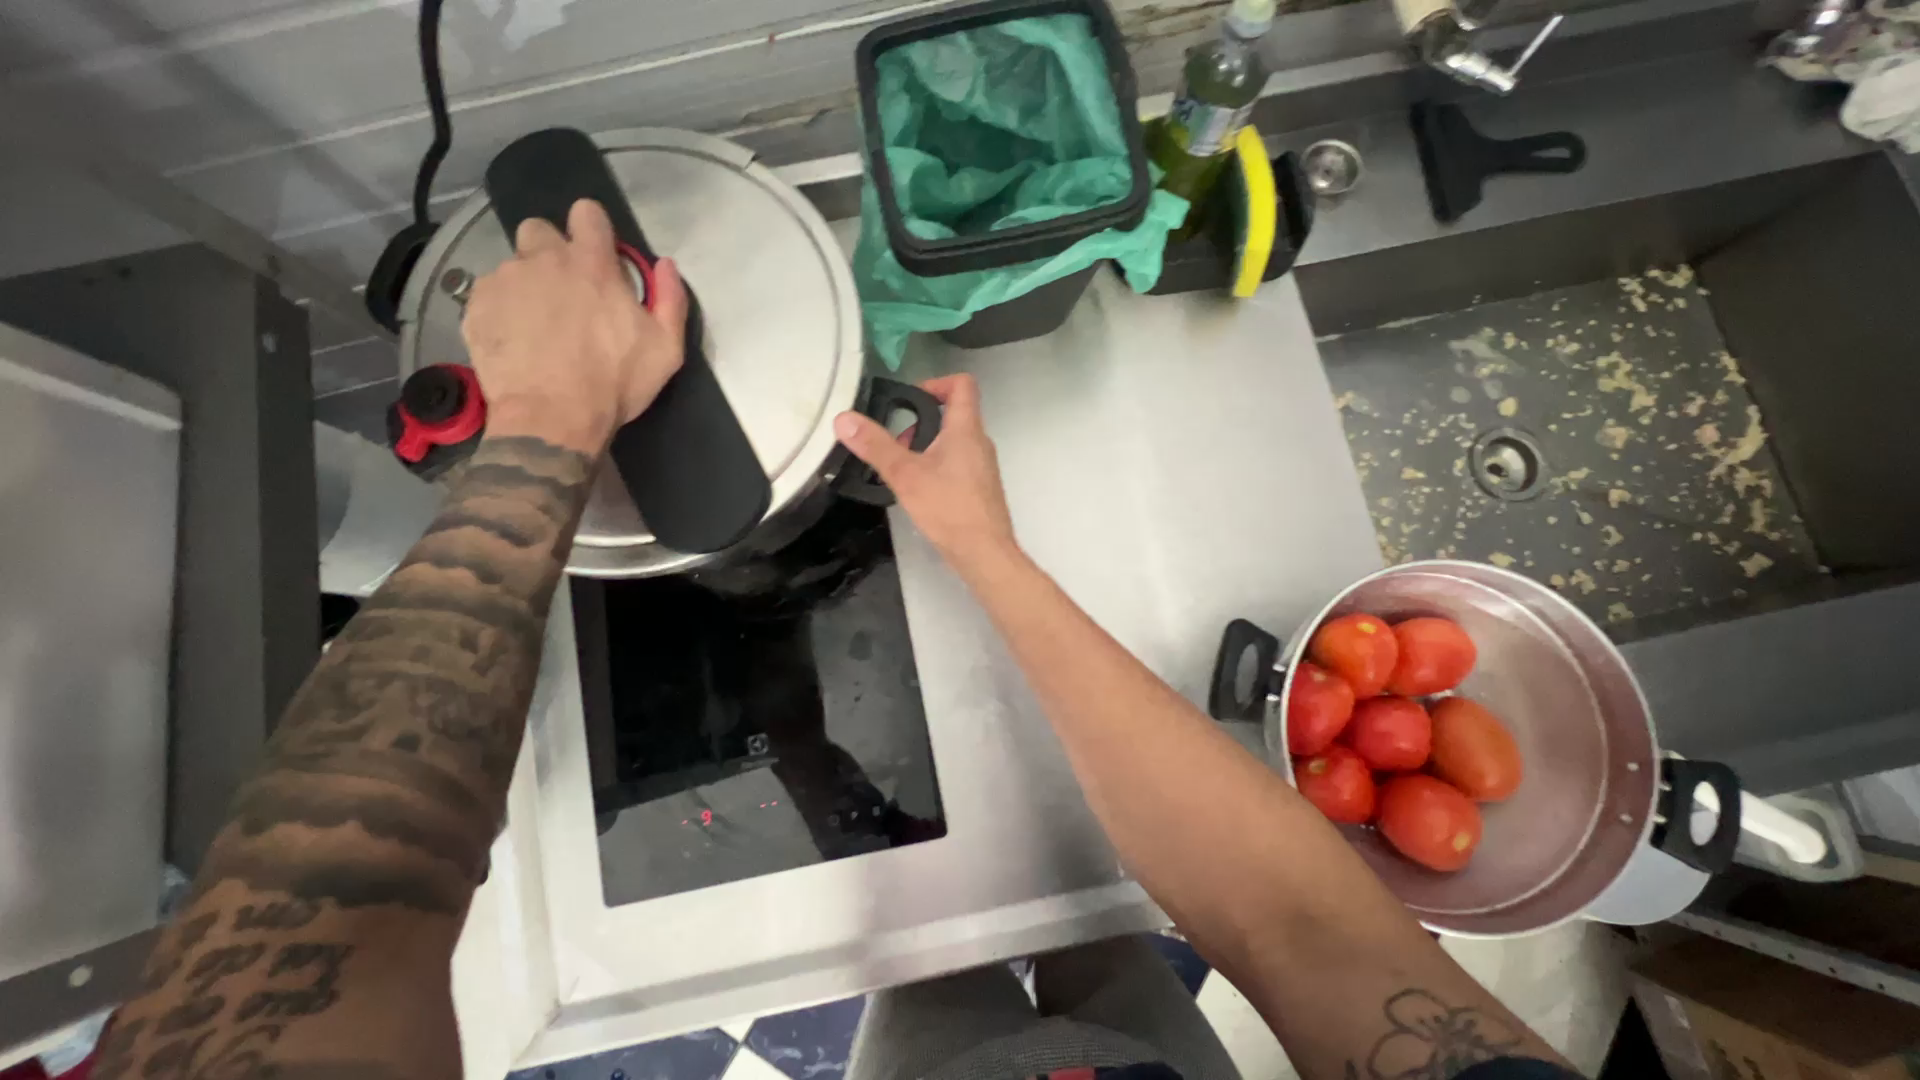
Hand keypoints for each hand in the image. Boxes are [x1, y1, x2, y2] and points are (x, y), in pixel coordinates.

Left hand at [461, 198, 688, 451]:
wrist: (551, 419)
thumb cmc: (614, 383)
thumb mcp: (666, 349)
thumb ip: (671, 298)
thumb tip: (665, 264)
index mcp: (592, 264)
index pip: (587, 213)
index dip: (594, 229)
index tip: (599, 252)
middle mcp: (543, 260)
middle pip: (540, 229)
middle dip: (552, 251)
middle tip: (566, 290)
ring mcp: (505, 281)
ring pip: (514, 265)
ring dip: (528, 284)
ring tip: (540, 325)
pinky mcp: (477, 306)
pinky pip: (490, 295)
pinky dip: (504, 310)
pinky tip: (519, 341)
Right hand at [833, 374, 1017, 575]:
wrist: (984, 553)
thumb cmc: (949, 508)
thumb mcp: (905, 475)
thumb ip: (875, 446)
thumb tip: (844, 419)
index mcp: (966, 429)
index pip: (961, 385)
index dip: (935, 382)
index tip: (909, 399)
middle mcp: (979, 442)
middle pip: (952, 414)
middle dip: (920, 423)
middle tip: (896, 444)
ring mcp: (983, 467)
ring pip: (953, 442)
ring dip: (926, 448)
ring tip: (902, 470)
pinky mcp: (980, 489)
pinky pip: (957, 465)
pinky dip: (936, 468)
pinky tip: (919, 491)